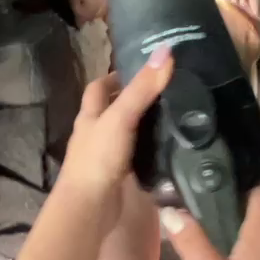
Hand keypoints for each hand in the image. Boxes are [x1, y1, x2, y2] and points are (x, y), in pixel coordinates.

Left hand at [56, 46, 174, 204]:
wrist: (89, 208)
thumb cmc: (98, 159)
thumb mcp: (121, 117)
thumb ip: (142, 88)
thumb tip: (165, 51)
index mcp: (89, 116)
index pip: (99, 87)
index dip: (116, 76)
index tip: (143, 70)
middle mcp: (94, 134)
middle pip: (111, 110)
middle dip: (132, 100)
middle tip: (164, 93)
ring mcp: (103, 157)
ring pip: (123, 134)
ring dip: (141, 126)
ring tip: (171, 118)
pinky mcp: (116, 177)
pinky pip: (133, 157)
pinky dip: (146, 151)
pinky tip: (164, 150)